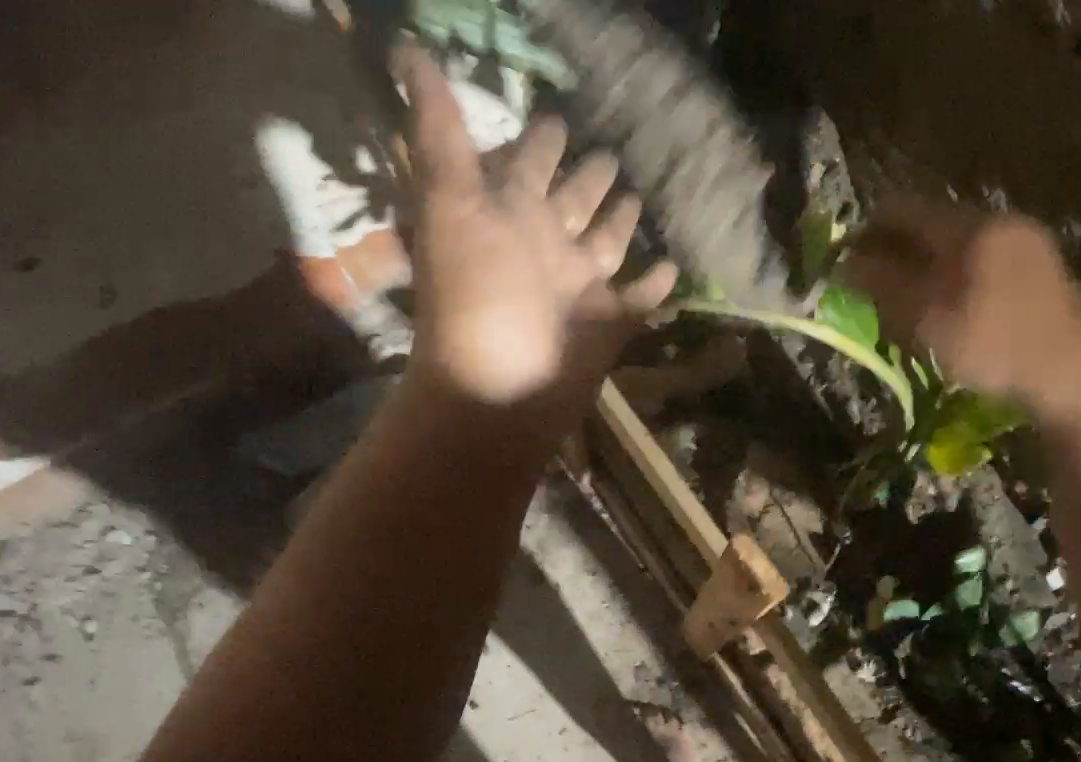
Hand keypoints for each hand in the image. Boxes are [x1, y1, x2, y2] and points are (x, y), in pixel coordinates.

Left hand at [396, 46, 676, 416]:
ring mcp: (579, 286)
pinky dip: (656, 283)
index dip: (537, 139)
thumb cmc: (476, 296)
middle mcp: (545, 245)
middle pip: (571, 200)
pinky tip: (673, 264)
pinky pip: (640, 296)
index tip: (554, 117)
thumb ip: (440, 133)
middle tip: (610, 150)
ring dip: (621, 220)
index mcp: (509, 215)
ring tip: (639, 194)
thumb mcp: (451, 203)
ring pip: (606, 242)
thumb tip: (407, 51)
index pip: (526, 164)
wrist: (502, 389)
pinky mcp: (610, 321)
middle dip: (588, 177)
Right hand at [839, 199, 1080, 412]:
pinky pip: (981, 261)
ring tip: (904, 302)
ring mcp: (1024, 243)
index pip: (901, 210)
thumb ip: (880, 286)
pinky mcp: (1040, 269)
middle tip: (870, 286)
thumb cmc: (993, 347)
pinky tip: (947, 308)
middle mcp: (998, 221)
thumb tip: (842, 264)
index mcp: (968, 227)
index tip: (843, 261)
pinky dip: (953, 277)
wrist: (1072, 375)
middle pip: (930, 224)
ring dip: (923, 266)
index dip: (865, 233)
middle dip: (894, 251)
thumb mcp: (925, 320)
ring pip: (955, 245)